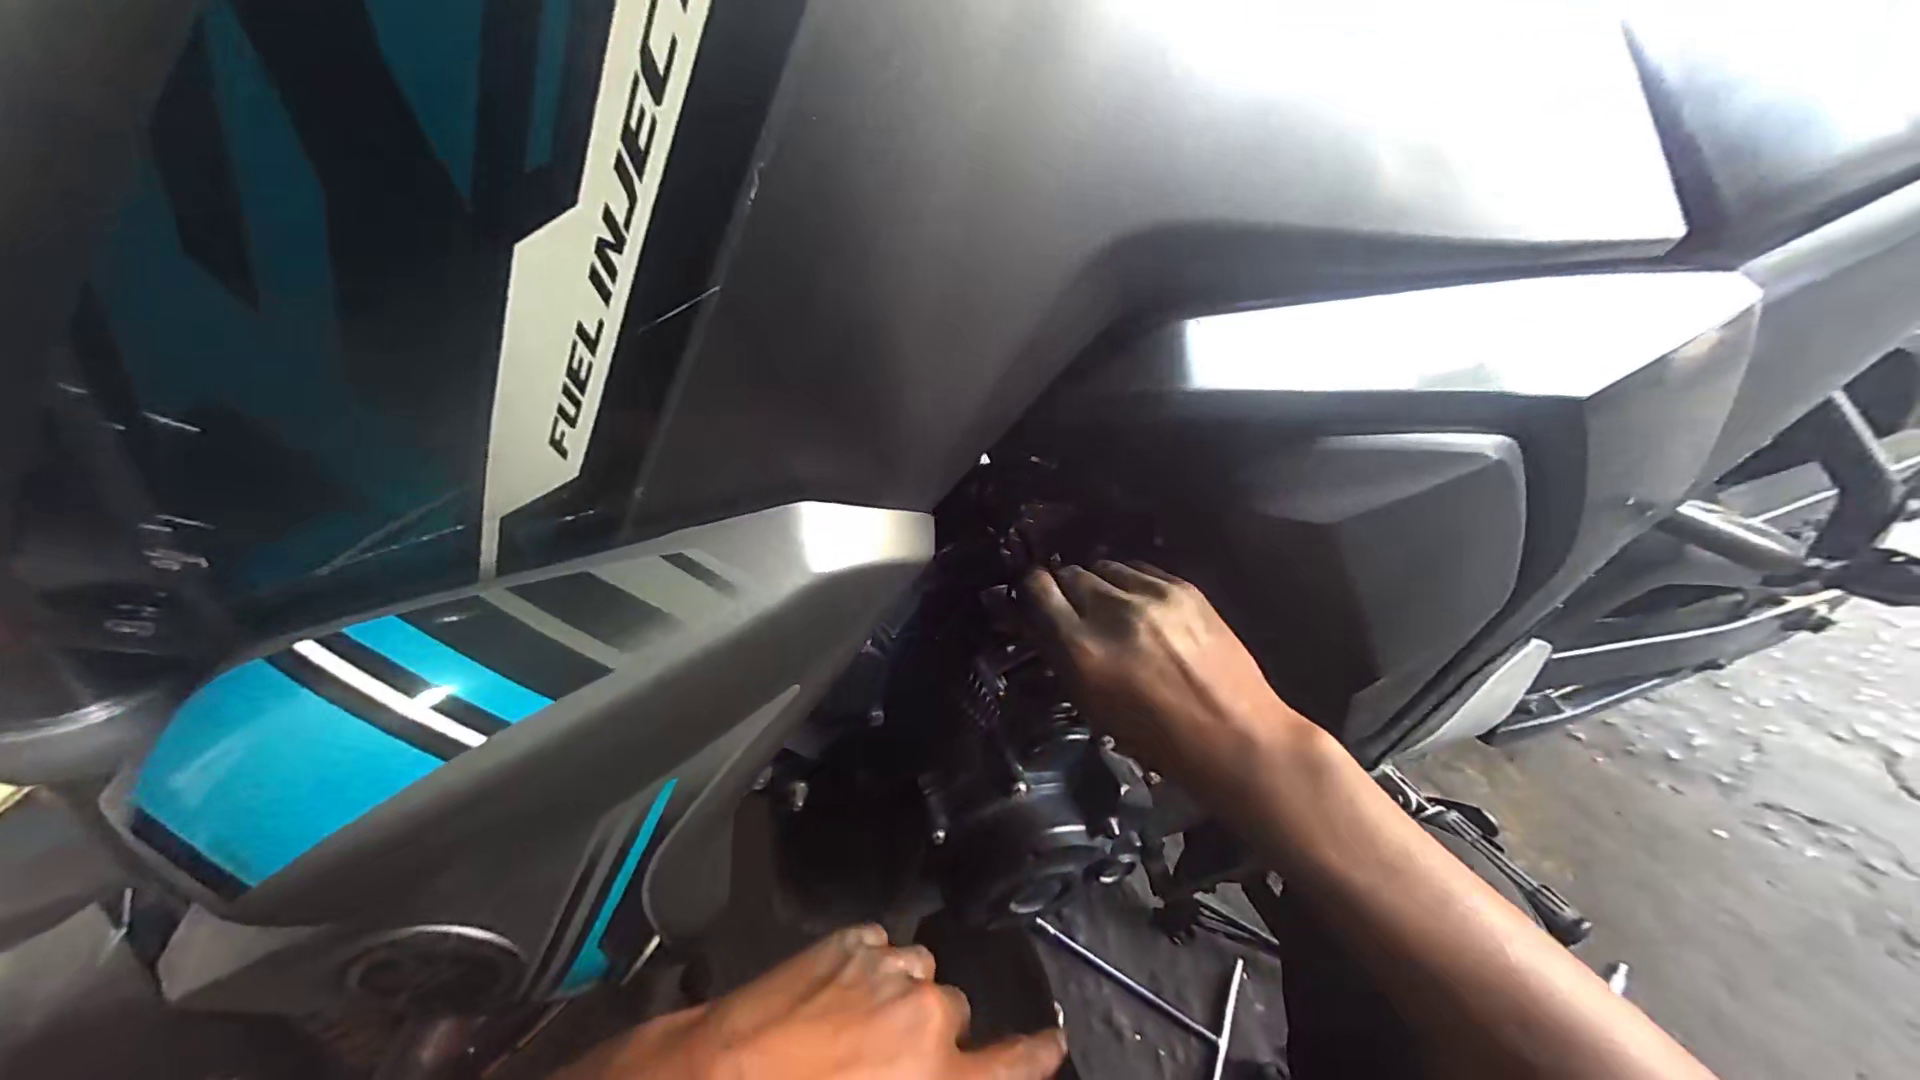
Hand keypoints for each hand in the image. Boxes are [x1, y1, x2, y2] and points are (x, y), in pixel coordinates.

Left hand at [552, 924, 1066, 1079]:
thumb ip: (919, 1076)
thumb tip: (928, 1064)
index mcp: (933, 1074)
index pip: (1011, 1063)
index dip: (1035, 1052)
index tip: (1050, 1040)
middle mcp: (922, 1015)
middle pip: (952, 1013)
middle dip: (928, 1035)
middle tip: (881, 1060)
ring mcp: (883, 970)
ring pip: (916, 972)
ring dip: (895, 995)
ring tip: (850, 1025)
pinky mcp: (846, 940)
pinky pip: (878, 948)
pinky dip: (866, 967)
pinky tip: (833, 993)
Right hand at [1018, 561, 1317, 793]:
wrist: (1235, 734)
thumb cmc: (1157, 736)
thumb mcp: (1091, 702)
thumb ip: (1061, 654)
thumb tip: (1040, 621)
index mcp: (1083, 649)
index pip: (1038, 590)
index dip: (1032, 591)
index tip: (1034, 599)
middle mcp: (1113, 612)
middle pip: (1070, 573)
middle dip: (1065, 589)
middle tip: (1075, 611)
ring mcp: (1152, 595)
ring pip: (1103, 565)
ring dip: (1099, 584)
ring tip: (1110, 608)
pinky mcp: (1184, 587)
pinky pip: (1139, 568)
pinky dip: (1130, 583)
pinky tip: (1139, 605)